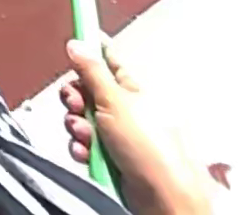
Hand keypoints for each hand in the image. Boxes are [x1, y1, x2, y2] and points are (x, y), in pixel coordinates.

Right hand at [62, 40, 214, 214]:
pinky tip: (86, 153)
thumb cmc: (149, 149)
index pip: (108, 60)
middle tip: (75, 104)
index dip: (92, 50)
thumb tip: (77, 42)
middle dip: (74, 97)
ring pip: (82, 117)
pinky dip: (82, 147)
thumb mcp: (115, 101)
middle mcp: (124, 109)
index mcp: (132, 90)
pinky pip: (85, 143)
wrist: (163, 203)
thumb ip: (92, 71)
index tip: (76, 41)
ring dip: (77, 125)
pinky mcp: (111, 157)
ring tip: (85, 137)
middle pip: (86, 89)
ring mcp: (118, 134)